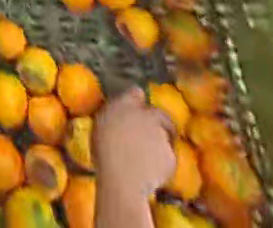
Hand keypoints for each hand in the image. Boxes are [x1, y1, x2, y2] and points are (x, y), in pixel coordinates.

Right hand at [94, 87, 175, 201]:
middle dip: (155, 121)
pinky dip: (162, 161)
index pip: (136, 92)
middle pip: (157, 113)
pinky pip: (168, 156)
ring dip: (159, 141)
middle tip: (147, 134)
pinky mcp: (171, 156)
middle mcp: (147, 114)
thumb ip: (113, 113)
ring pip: (165, 134)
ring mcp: (162, 135)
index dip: (137, 100)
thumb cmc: (105, 151)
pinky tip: (152, 169)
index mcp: (127, 104)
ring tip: (148, 155)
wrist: (123, 179)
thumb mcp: (100, 124)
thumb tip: (120, 110)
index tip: (135, 108)